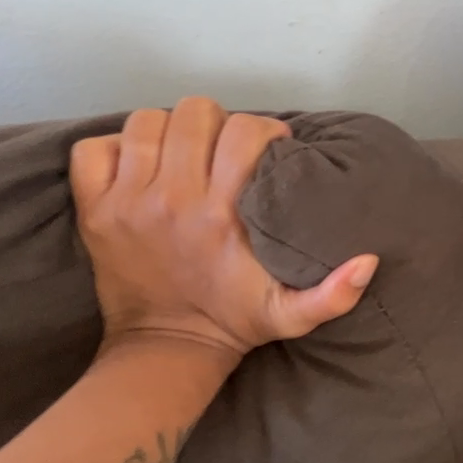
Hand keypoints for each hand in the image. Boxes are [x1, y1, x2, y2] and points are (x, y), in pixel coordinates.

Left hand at [70, 97, 378, 369]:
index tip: (274, 148)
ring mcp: (126, 201)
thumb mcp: (297, 314)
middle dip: (218, 123)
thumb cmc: (238, 321)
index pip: (243, 133)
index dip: (265, 130)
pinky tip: (143, 163)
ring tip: (189, 150)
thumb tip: (369, 260)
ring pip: (145, 123)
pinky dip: (117, 147)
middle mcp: (172, 199)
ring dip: (170, 130)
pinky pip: (95, 149)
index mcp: (222, 214)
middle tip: (229, 146)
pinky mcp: (93, 209)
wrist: (167, 347)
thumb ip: (337, 293)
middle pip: (192, 115)